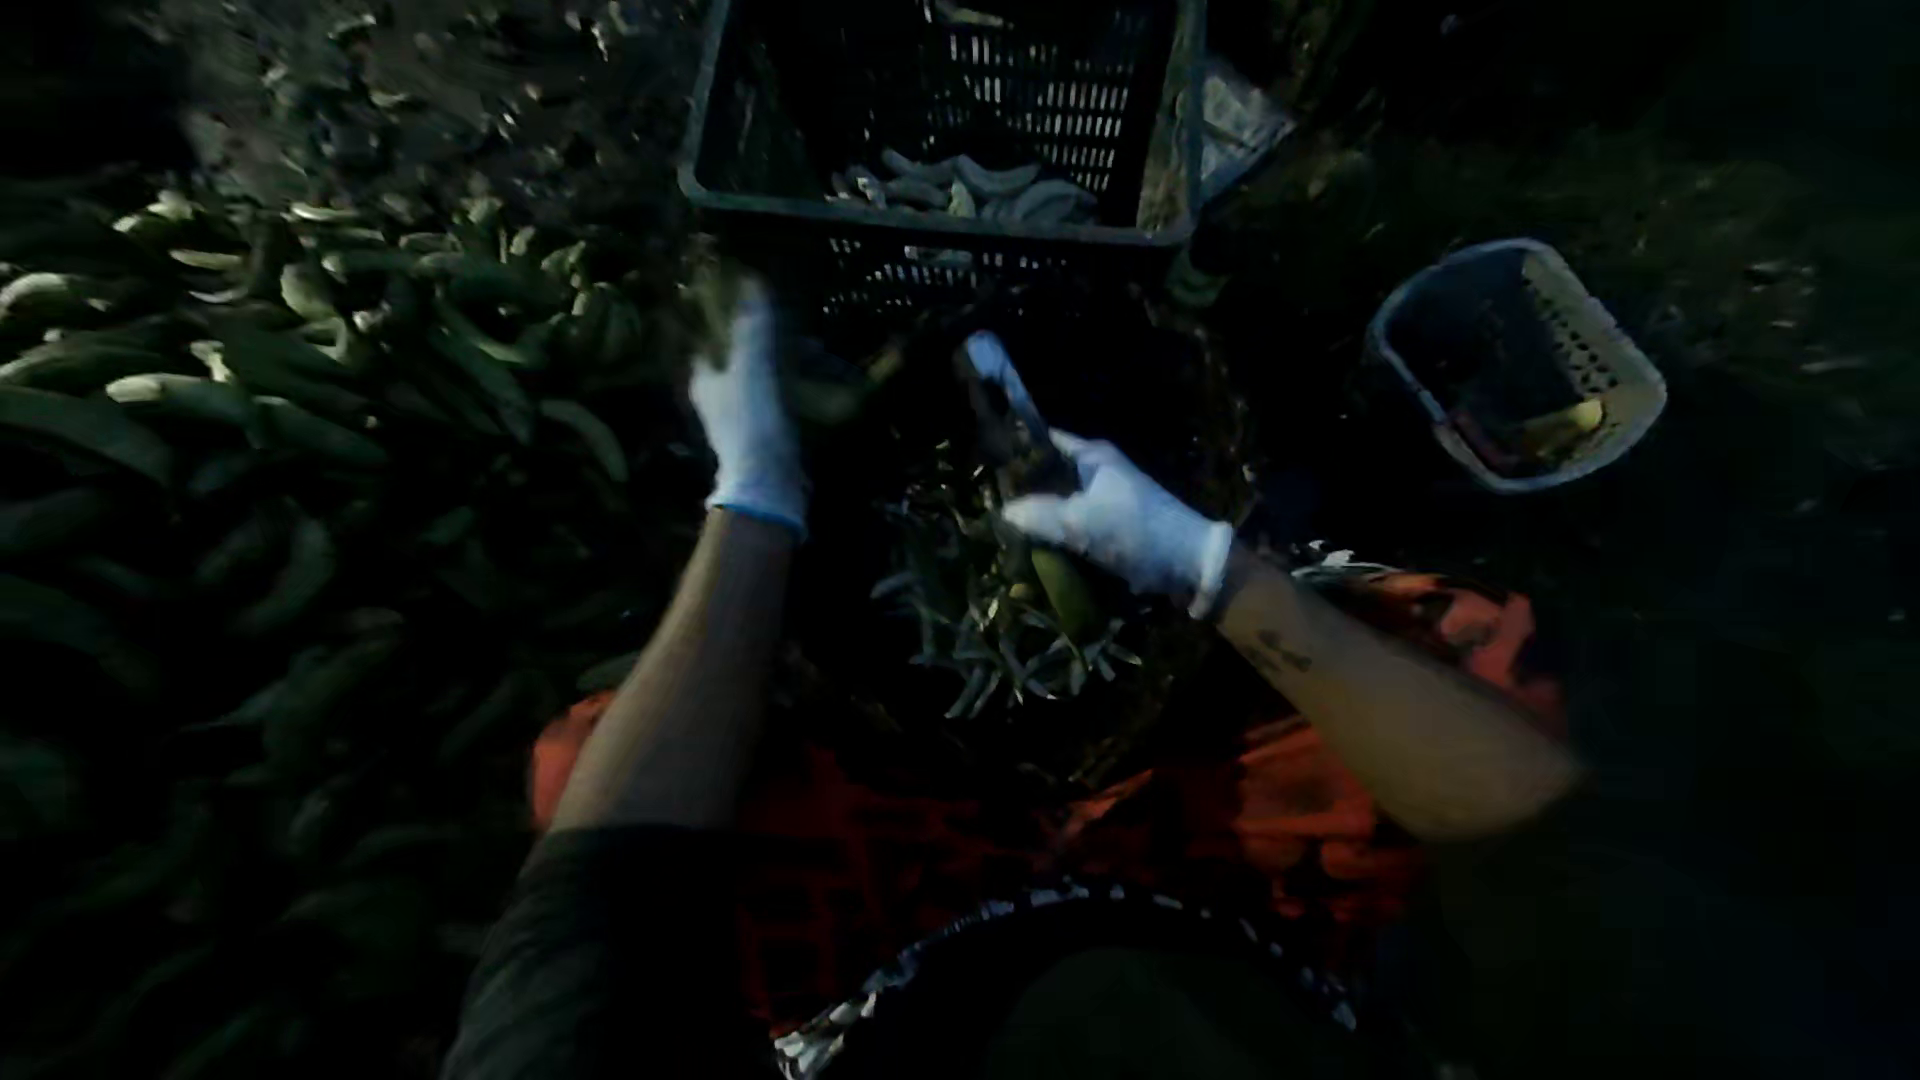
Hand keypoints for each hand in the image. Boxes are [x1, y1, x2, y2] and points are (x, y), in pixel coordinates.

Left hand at [689, 278, 806, 536]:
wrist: (768, 482)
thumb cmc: (751, 421)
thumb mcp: (751, 368)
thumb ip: (753, 329)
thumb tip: (753, 284)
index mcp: (704, 380)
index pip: (710, 340)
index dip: (729, 321)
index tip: (756, 306)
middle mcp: (718, 400)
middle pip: (742, 359)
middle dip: (771, 343)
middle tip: (799, 331)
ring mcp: (742, 420)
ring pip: (765, 381)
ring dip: (789, 366)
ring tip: (819, 355)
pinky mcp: (767, 437)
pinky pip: (782, 403)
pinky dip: (798, 391)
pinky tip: (819, 385)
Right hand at [1002, 431, 1234, 618]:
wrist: (1186, 565)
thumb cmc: (1136, 531)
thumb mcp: (1083, 522)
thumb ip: (1039, 515)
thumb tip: (1003, 512)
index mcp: (1092, 456)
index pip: (1044, 442)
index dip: (1017, 450)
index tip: (988, 466)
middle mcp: (1096, 471)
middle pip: (1048, 474)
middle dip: (1021, 488)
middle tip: (989, 502)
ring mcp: (1101, 499)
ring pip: (1057, 501)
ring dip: (1036, 514)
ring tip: (1002, 525)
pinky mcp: (1105, 525)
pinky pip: (1069, 523)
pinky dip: (1052, 531)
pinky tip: (1029, 542)